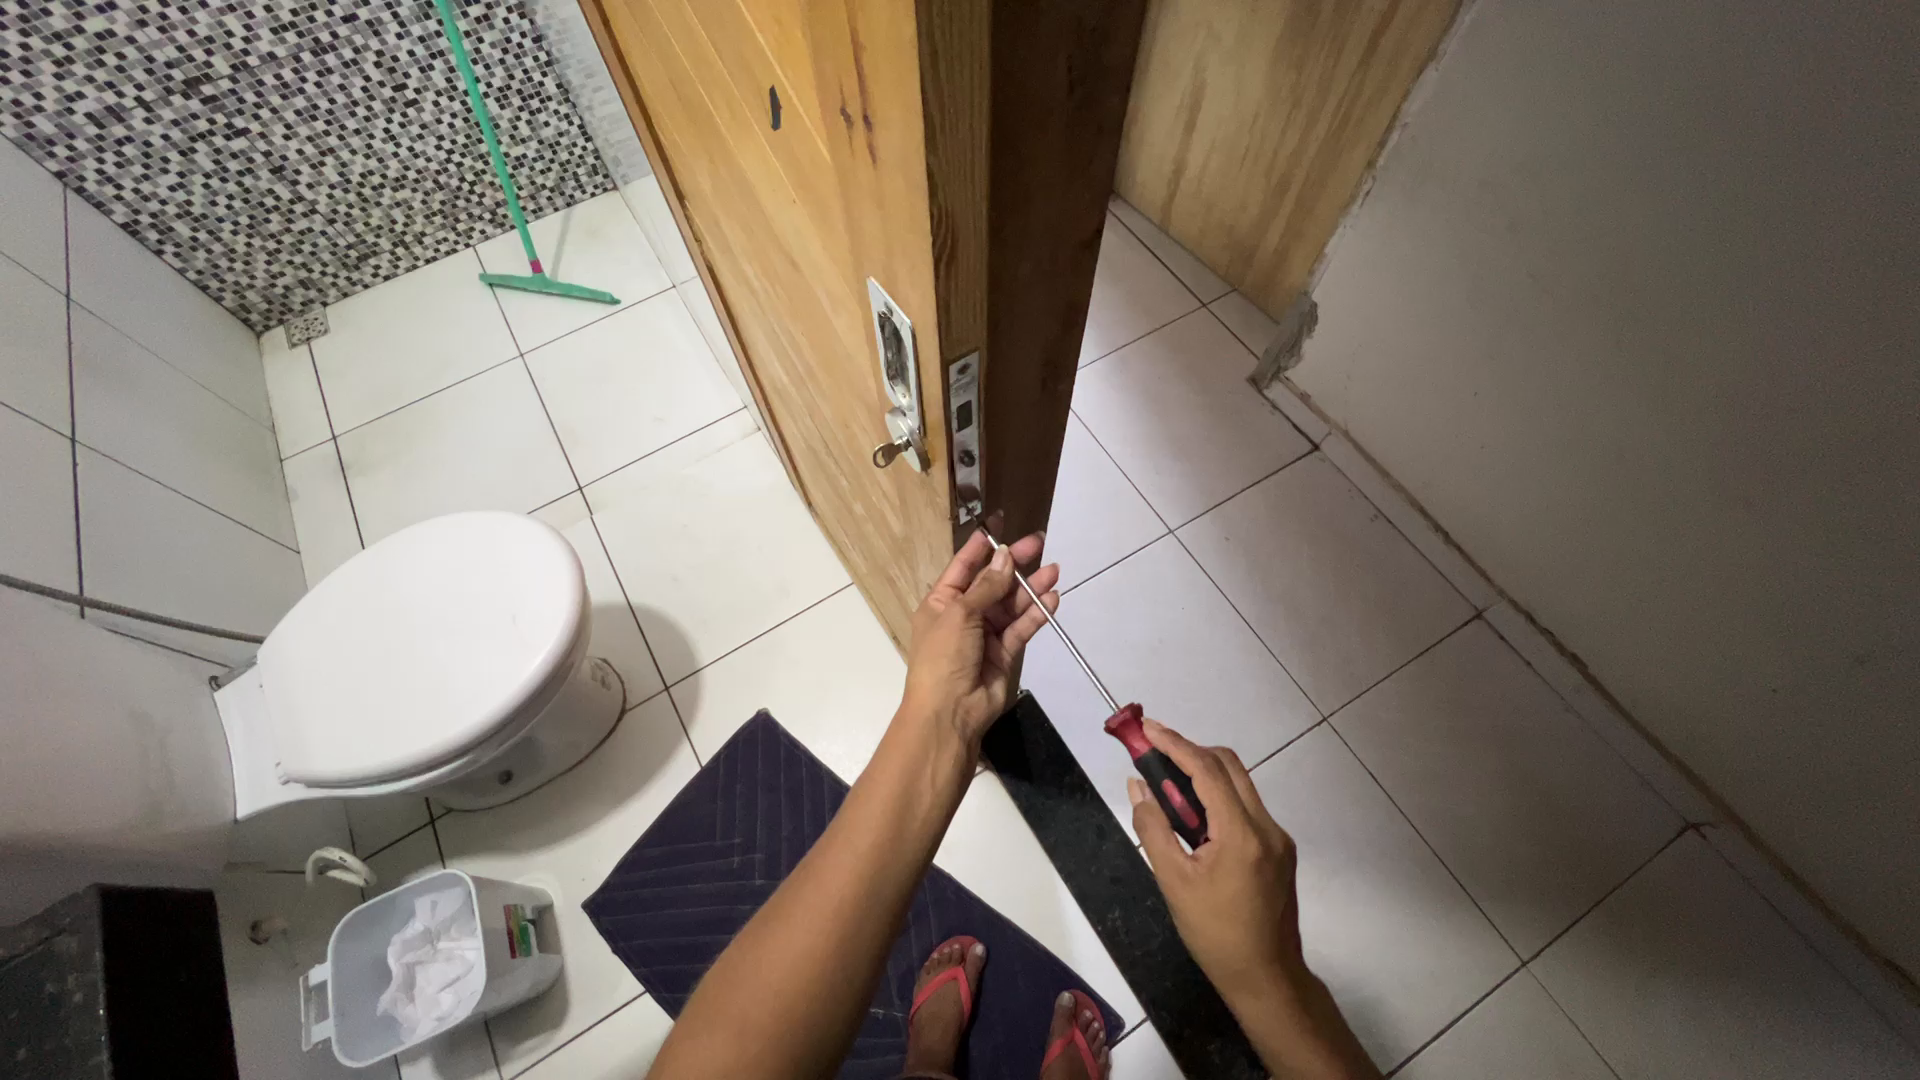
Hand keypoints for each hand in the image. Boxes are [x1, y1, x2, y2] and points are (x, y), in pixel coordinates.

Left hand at [897, 528, 1058, 755]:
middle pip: (993, 582)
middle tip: (1040, 543)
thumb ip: (987, 586)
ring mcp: (985, 635)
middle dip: (1015, 563)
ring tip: (1054, 569)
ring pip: (1012, 604)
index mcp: (941, 602)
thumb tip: (1006, 555)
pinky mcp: (1005, 653)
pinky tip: (1052, 598)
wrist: (950, 712)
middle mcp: (964, 615)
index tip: (1001, 524)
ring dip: (1031, 587)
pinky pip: (1022, 627)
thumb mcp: (960, 614)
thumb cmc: (944, 657)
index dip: (982, 546)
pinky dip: (1037, 613)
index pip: (964, 566)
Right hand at [1130, 718, 1304, 1002]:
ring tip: (1167, 782)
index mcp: (1242, 834)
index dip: (1175, 744)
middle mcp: (1267, 827)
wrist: (1267, 979)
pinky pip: (1245, 806)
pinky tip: (1193, 815)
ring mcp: (1278, 837)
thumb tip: (1138, 785)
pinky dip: (1217, 796)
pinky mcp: (1279, 849)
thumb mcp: (1173, 882)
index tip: (1147, 727)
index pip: (1207, 771)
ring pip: (1239, 783)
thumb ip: (1153, 828)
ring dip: (1203, 773)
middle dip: (1189, 750)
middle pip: (1228, 766)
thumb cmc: (1214, 934)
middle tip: (1153, 750)